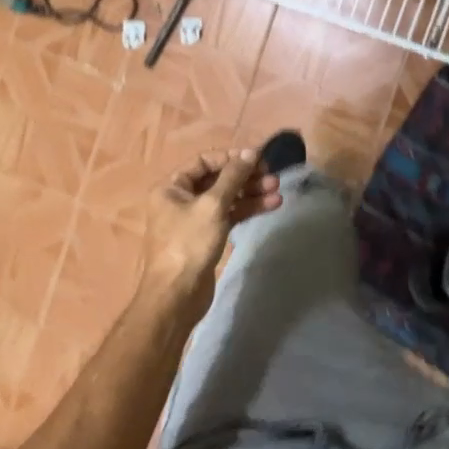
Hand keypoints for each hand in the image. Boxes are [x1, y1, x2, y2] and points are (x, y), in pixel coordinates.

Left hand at [141, 148, 280, 301]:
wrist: (177, 295)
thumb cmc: (189, 244)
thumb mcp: (212, 205)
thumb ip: (233, 177)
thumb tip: (250, 152)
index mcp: (172, 186)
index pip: (204, 161)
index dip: (231, 158)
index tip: (258, 159)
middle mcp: (181, 199)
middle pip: (217, 180)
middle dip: (245, 177)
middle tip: (272, 177)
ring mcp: (194, 219)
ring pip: (226, 198)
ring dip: (251, 193)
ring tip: (277, 191)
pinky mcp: (207, 237)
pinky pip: (229, 216)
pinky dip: (247, 210)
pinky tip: (270, 206)